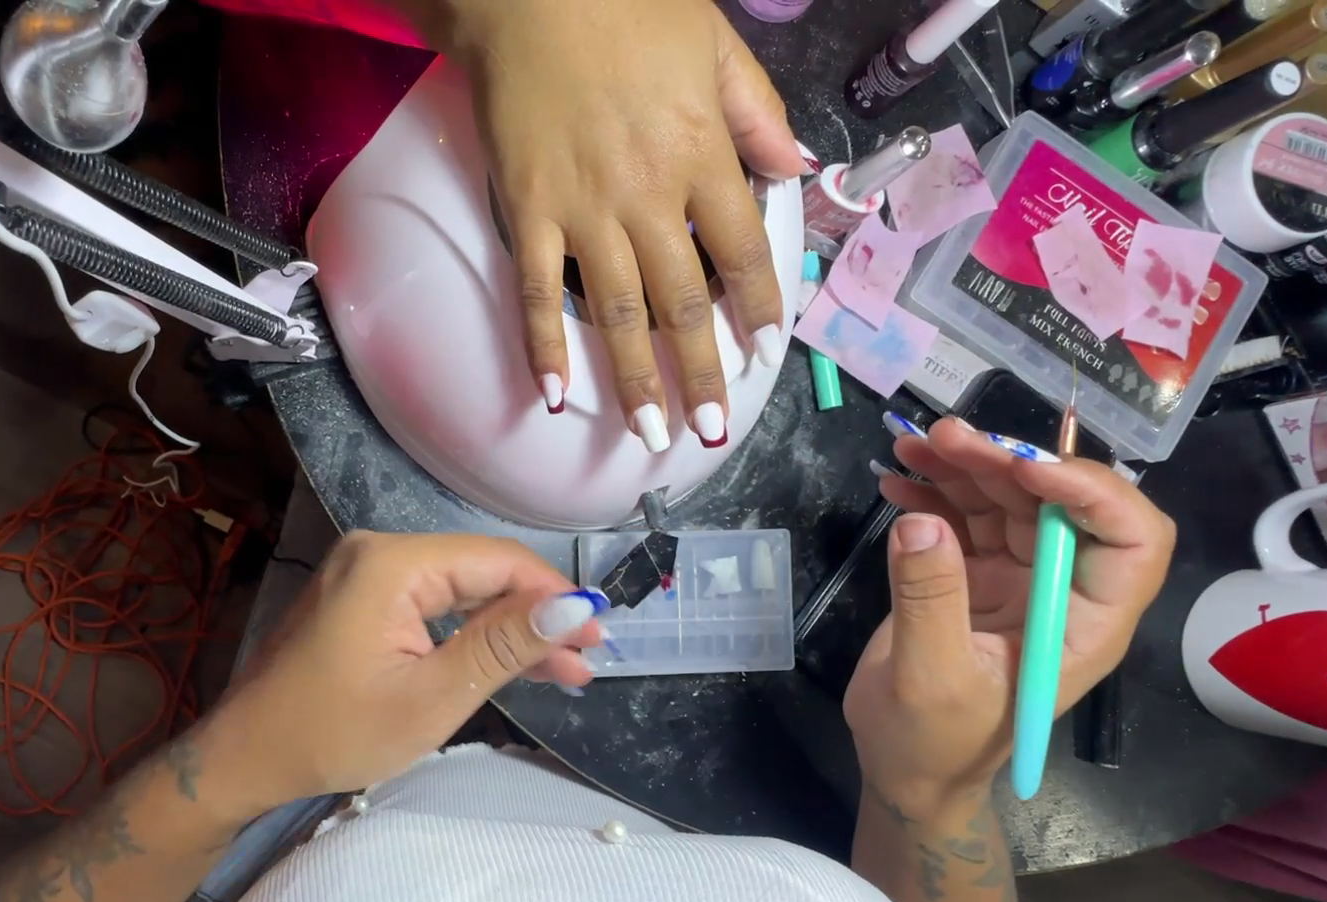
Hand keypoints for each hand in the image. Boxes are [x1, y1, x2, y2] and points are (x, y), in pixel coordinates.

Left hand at [202, 532, 603, 813]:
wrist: (245, 758)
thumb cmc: (333, 735)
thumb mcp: (430, 698)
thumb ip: (503, 644)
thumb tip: (575, 605)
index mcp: (390, 563)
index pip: (495, 560)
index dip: (553, 594)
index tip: (599, 634)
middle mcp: (377, 551)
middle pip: (479, 573)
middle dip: (536, 617)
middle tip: (585, 662)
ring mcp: (365, 573)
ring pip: (458, 591)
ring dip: (507, 629)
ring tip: (562, 671)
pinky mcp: (360, 598)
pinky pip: (429, 606)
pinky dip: (467, 634)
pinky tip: (508, 660)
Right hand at [438, 0, 802, 449]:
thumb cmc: (626, 10)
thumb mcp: (714, 45)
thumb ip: (755, 113)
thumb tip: (797, 169)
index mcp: (701, 156)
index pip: (743, 250)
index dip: (756, 308)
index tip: (763, 355)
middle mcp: (649, 199)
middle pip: (683, 303)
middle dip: (701, 372)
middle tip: (708, 428)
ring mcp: (584, 214)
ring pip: (619, 314)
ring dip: (636, 380)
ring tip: (651, 434)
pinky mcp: (529, 217)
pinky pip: (536, 293)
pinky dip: (542, 346)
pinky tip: (550, 394)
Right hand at [843, 417, 1175, 809]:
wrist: (905, 768)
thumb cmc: (930, 739)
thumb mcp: (928, 676)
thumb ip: (929, 600)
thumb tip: (918, 521)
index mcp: (1081, 624)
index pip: (1128, 541)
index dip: (1090, 492)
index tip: (1017, 465)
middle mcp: (1059, 593)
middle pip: (1054, 506)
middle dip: (1003, 464)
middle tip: (939, 436)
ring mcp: (1012, 583)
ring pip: (1004, 504)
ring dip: (960, 468)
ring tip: (908, 445)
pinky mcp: (967, 580)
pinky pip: (957, 522)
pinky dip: (928, 495)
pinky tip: (895, 480)